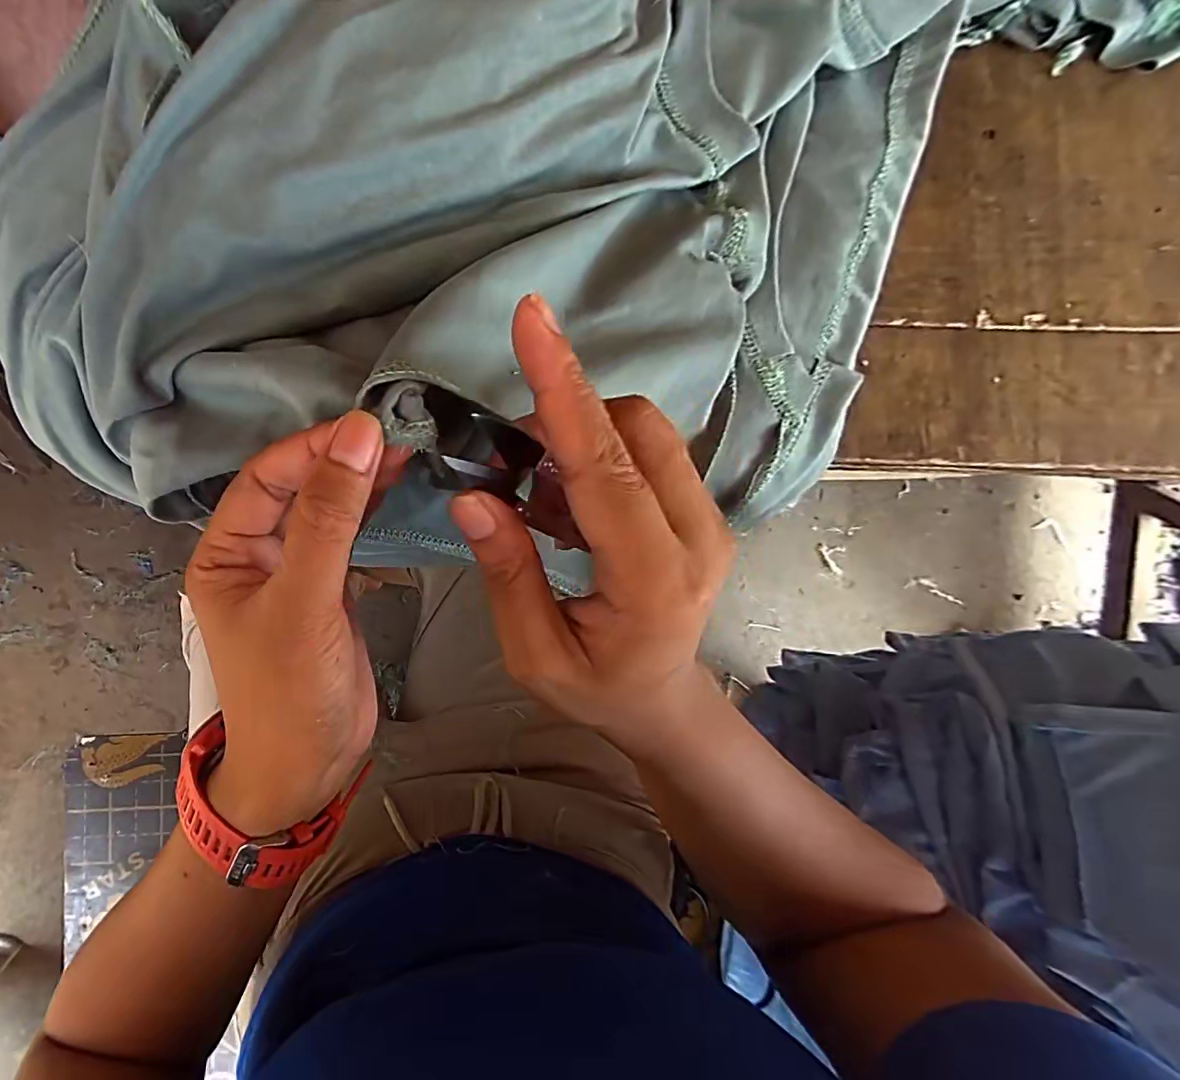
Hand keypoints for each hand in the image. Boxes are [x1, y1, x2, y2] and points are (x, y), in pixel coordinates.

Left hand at [184, 410, 407, 834]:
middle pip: (294, 488)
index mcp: (225, 553)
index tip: (365, 428)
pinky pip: (345, 537)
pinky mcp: (326, 590)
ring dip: (358, 482)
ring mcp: (292, 572)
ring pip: (323, 510)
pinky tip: (393, 490)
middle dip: (338, 461)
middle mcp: (253, 555)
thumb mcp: (304, 601)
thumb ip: (328, 519)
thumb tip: (356, 436)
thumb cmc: (289, 691)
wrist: (309, 768)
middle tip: (393, 436)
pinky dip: (368, 513)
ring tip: (402, 454)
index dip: (311, 450)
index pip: (264, 479)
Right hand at [447, 294, 735, 760]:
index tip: (533, 320)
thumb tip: (473, 497)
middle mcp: (695, 534)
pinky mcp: (697, 507)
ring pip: (641, 429)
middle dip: (560, 418)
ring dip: (575, 436)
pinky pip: (645, 448)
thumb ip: (507, 574)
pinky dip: (591, 453)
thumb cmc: (595, 688)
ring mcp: (706, 517)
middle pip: (631, 427)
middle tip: (507, 465)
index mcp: (651, 578)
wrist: (664, 703)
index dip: (563, 389)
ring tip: (535, 497)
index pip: (604, 466)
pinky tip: (562, 505)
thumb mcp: (533, 653)